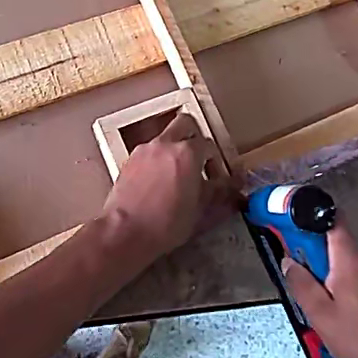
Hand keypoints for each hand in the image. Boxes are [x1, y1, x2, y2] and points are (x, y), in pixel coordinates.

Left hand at [98, 112, 232, 265]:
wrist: (125, 233)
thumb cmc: (164, 223)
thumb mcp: (201, 210)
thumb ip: (220, 192)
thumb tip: (232, 185)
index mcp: (188, 152)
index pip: (209, 145)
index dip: (215, 161)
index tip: (215, 176)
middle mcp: (165, 144)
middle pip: (185, 124)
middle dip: (194, 137)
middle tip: (199, 158)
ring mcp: (144, 151)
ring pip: (165, 138)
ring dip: (174, 149)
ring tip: (178, 175)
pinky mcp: (129, 162)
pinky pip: (149, 153)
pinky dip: (157, 161)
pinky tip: (159, 183)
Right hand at [282, 224, 357, 357]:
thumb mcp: (320, 317)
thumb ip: (301, 284)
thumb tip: (289, 263)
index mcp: (351, 258)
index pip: (331, 218)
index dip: (308, 219)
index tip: (290, 232)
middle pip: (336, 247)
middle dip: (316, 262)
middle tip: (304, 288)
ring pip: (348, 268)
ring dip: (331, 283)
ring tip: (325, 315)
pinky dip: (348, 295)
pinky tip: (345, 323)